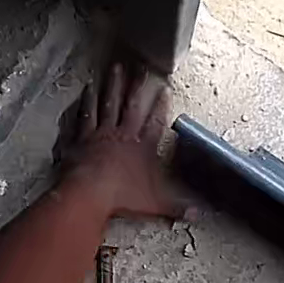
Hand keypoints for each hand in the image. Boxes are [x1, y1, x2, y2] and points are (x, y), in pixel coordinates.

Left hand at [61, 65, 191, 219]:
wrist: (91, 192)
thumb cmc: (123, 197)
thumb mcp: (155, 204)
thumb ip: (176, 207)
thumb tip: (200, 215)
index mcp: (143, 148)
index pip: (156, 122)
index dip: (161, 106)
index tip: (165, 89)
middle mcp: (124, 135)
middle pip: (133, 105)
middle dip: (138, 86)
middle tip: (142, 67)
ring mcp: (102, 133)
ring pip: (109, 103)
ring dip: (113, 85)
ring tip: (116, 67)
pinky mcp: (83, 137)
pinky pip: (86, 114)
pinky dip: (87, 100)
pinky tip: (88, 87)